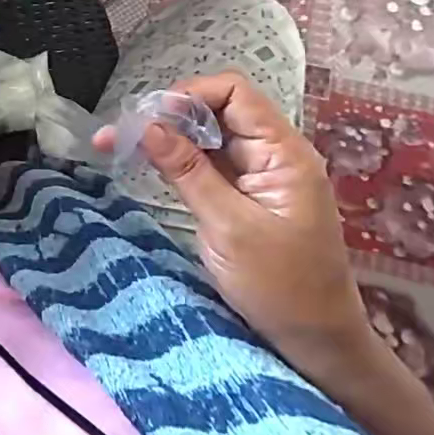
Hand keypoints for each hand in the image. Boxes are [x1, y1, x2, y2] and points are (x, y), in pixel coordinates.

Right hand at [97, 72, 370, 361]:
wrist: (314, 342)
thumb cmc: (281, 286)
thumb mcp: (228, 226)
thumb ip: (187, 170)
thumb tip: (146, 125)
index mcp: (283, 152)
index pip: (234, 93)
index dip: (189, 95)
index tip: (149, 119)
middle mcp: (271, 153)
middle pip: (215, 108)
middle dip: (167, 114)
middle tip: (121, 134)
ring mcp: (256, 172)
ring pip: (205, 134)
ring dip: (164, 135)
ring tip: (119, 144)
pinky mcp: (241, 192)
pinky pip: (204, 159)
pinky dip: (173, 157)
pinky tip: (143, 160)